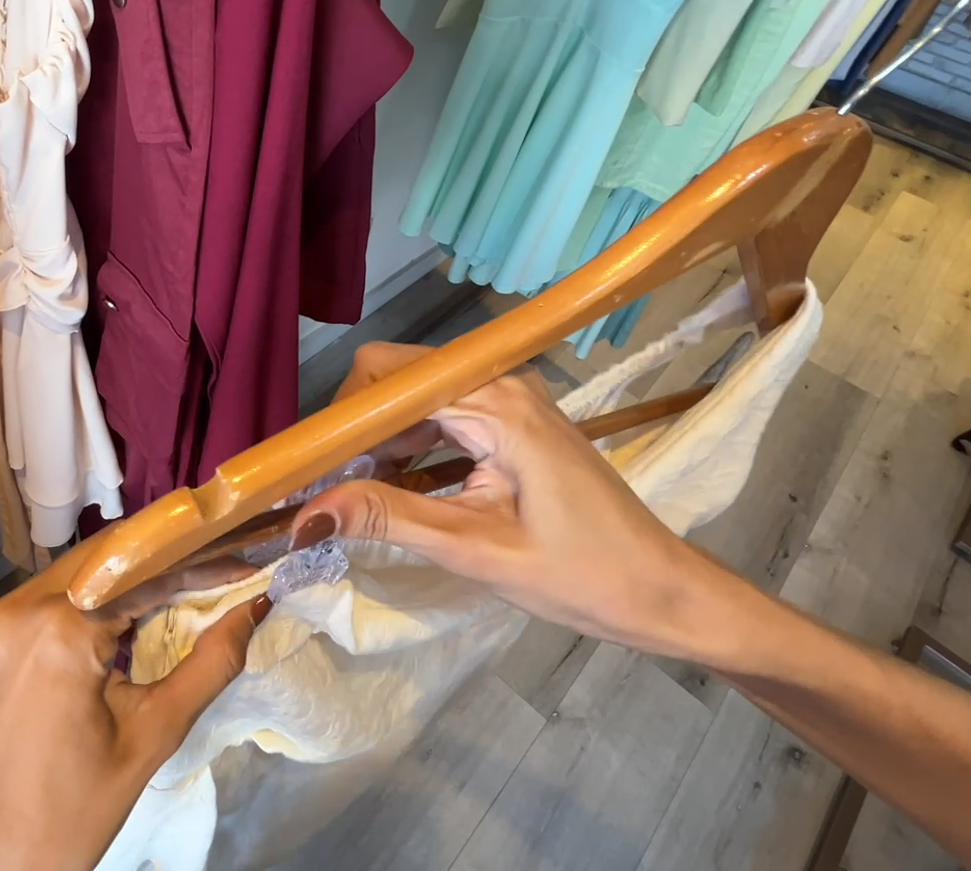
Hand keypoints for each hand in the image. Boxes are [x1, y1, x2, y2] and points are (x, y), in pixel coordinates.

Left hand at [0, 549, 270, 870]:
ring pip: (83, 569)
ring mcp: (2, 616)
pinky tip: (138, 605)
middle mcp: (23, 604)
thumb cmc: (72, 811)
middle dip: (170, 555)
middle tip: (223, 560)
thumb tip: (254, 608)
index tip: (246, 560)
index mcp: (62, 628)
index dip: (202, 563)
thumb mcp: (152, 735)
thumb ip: (210, 664)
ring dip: (135, 570)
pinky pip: (58, 593)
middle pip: (110, 556)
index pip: (146, 573)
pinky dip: (101, 593)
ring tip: (193, 577)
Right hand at [290, 342, 749, 662]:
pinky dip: (405, 441)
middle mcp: (499, 382)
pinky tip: (392, 482)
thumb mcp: (474, 549)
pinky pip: (438, 410)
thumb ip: (387, 518)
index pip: (385, 377)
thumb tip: (305, 515)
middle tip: (329, 486)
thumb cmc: (582, 575)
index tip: (309, 469)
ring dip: (375, 437)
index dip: (337, 418)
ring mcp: (507, 397)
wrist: (665, 592)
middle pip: (393, 377)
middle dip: (352, 427)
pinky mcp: (510, 418)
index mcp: (495, 403)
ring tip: (350, 490)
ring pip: (412, 394)